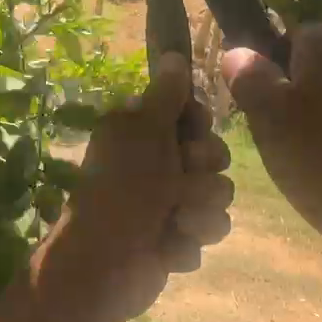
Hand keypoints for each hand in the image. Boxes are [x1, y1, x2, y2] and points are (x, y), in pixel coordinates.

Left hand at [31, 52, 233, 321]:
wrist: (103, 266)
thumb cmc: (121, 192)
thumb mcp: (143, 135)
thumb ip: (165, 97)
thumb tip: (174, 54)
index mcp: (143, 132)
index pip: (195, 116)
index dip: (200, 130)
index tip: (190, 139)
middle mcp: (157, 162)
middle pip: (216, 158)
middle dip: (201, 178)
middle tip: (176, 185)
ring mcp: (168, 202)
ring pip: (217, 199)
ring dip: (196, 214)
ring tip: (171, 222)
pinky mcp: (175, 238)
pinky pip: (206, 233)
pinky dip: (185, 243)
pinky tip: (164, 249)